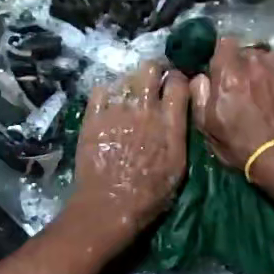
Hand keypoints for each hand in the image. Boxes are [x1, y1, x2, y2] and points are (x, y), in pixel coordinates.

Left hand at [63, 60, 188, 240]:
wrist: (108, 205)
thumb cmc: (149, 194)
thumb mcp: (178, 165)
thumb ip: (181, 131)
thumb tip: (180, 109)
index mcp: (169, 122)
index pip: (178, 82)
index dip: (178, 79)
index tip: (174, 84)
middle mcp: (144, 109)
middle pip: (150, 68)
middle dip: (154, 70)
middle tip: (153, 81)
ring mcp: (116, 110)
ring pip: (125, 77)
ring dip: (131, 82)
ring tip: (130, 95)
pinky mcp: (93, 116)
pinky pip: (100, 90)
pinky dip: (107, 92)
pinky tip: (109, 104)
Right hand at [189, 38, 273, 174]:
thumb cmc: (239, 144)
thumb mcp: (206, 124)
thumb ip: (199, 93)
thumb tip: (200, 76)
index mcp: (229, 72)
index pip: (224, 43)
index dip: (222, 56)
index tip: (222, 70)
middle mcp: (256, 62)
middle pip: (248, 51)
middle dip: (244, 64)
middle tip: (244, 85)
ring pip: (269, 58)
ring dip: (265, 69)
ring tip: (266, 89)